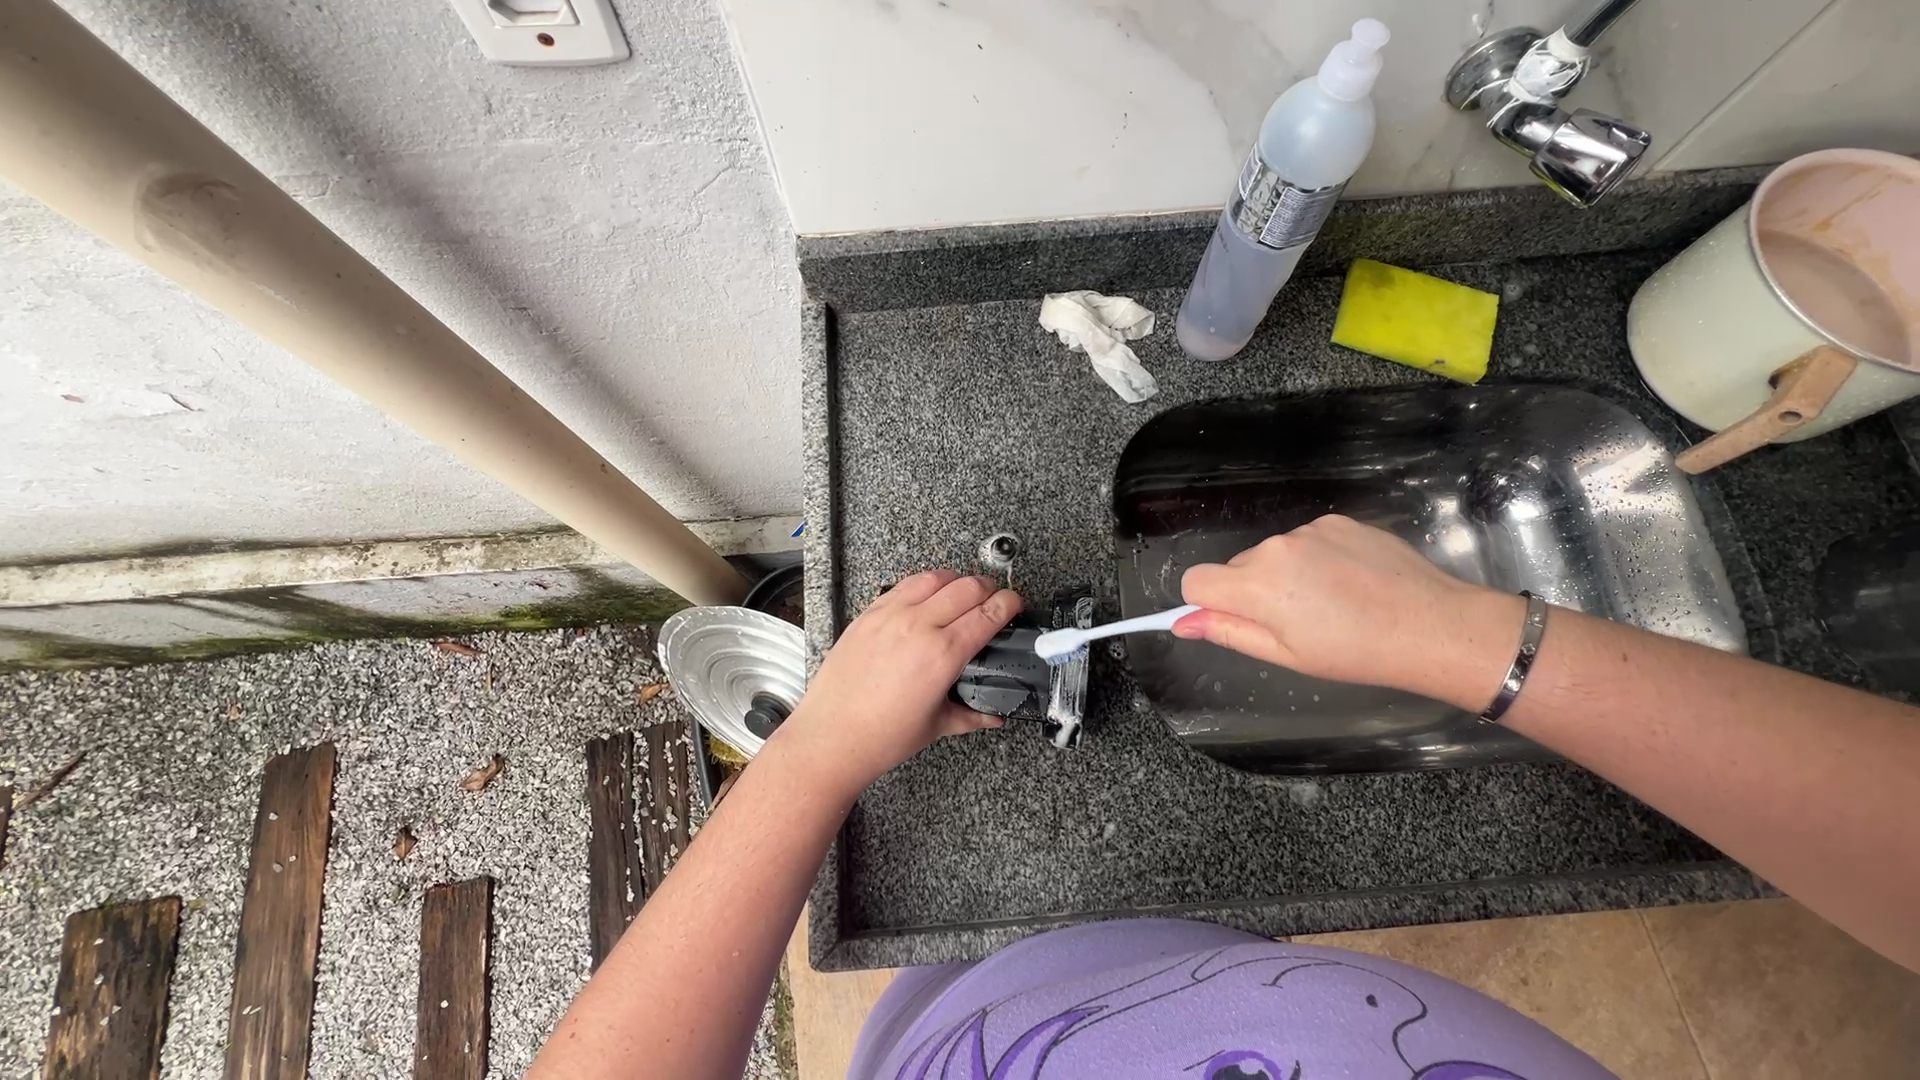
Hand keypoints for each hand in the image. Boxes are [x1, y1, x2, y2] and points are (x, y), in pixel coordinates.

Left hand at [769, 570, 1023, 796]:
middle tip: (995, 600)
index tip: (1015, 604)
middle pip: (967, 587)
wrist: (831, 738)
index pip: (988, 613)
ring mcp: (890, 616)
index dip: (1009, 603)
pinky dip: (924, 583)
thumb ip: (973, 715)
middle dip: (989, 589)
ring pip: (935, 577)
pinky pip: (903, 585)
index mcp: (942, 654)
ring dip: (957, 580)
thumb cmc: (879, 737)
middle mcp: (918, 627)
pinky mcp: (868, 615)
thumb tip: (994, 714)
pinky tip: (928, 594)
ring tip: (964, 592)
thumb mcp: (937, 727)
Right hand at [1173, 515, 1524, 709]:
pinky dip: (1315, 559)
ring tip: (1328, 603)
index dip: (1205, 603)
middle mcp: (1275, 548)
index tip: (1230, 619)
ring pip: (1272, 554)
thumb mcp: (1285, 654)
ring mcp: (1308, 530)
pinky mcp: (1337, 521)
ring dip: (1285, 575)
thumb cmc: (1356, 652)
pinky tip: (1347, 582)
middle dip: (1250, 592)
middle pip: (1235, 567)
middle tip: (1294, 621)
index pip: (1195, 581)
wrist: (1433, 626)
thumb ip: (1228, 632)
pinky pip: (1305, 540)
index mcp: (1257, 585)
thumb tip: (1182, 623)